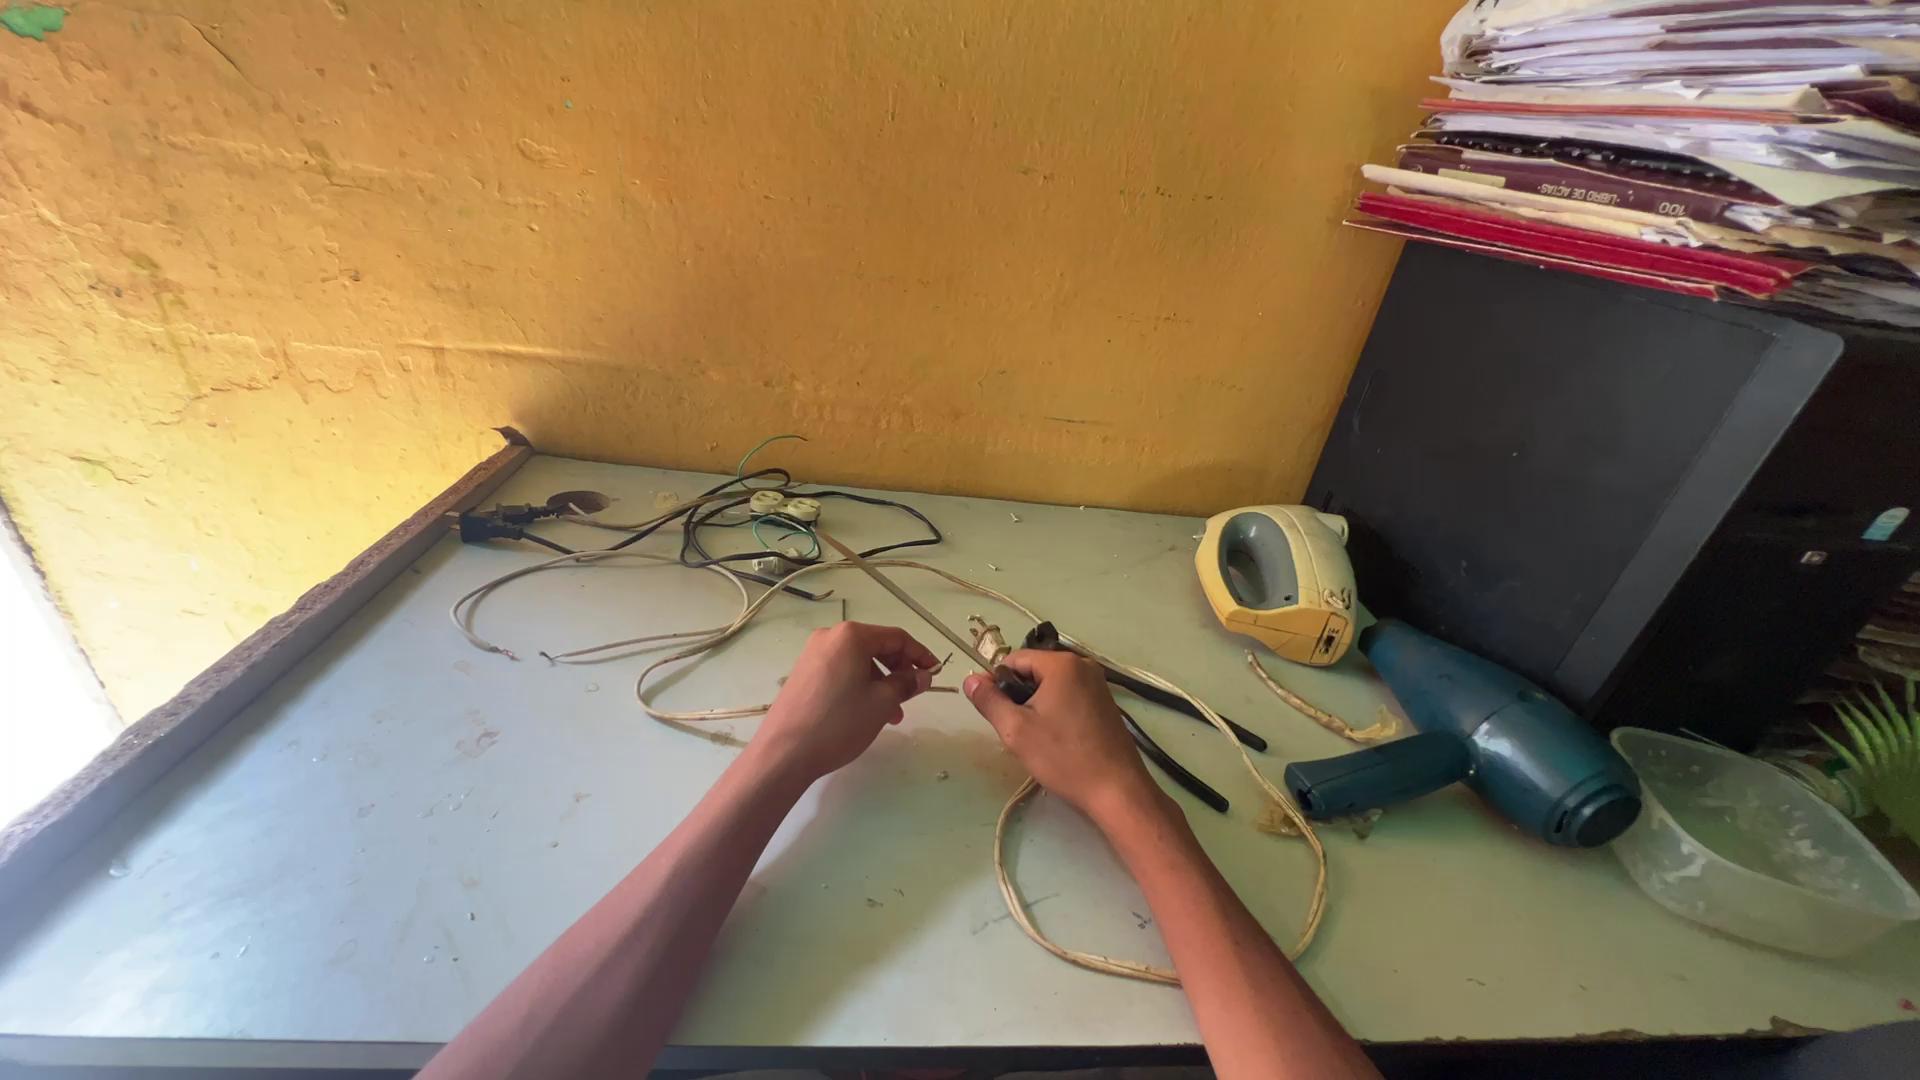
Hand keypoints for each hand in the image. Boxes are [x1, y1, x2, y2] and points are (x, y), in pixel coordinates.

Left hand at [756, 622, 938, 782]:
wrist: (784, 753)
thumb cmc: (839, 723)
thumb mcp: (882, 703)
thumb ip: (906, 683)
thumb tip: (923, 675)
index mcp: (851, 636)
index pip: (897, 637)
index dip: (920, 655)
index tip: (935, 674)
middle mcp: (830, 636)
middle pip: (877, 646)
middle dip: (899, 670)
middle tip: (912, 695)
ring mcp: (813, 654)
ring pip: (859, 661)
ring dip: (881, 682)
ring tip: (891, 714)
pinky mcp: (803, 672)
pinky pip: (842, 671)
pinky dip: (860, 685)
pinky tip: (866, 711)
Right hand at [963, 648, 1159, 822]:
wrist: (1117, 790)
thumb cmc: (1064, 757)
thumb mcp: (1016, 730)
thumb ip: (989, 701)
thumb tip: (970, 680)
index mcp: (1062, 664)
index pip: (1014, 659)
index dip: (997, 682)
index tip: (994, 711)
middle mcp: (1083, 666)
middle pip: (1034, 670)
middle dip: (1019, 695)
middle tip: (1016, 729)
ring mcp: (1098, 684)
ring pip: (1051, 685)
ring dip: (1037, 705)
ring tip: (1036, 737)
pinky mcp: (1105, 703)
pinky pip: (1069, 696)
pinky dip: (1056, 710)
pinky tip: (1057, 739)